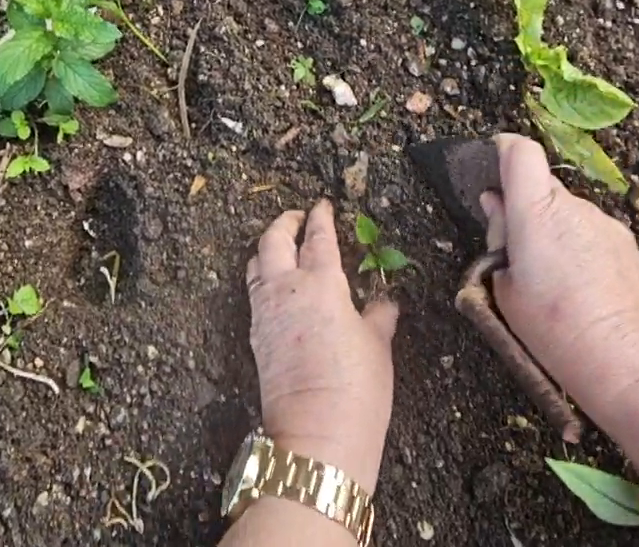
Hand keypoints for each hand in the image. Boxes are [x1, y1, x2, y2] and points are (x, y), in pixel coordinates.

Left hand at [244, 199, 397, 491]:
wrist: (316, 434)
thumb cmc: (357, 387)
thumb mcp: (378, 346)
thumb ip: (378, 315)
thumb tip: (384, 301)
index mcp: (321, 283)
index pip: (317, 238)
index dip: (320, 217)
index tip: (322, 204)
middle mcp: (286, 288)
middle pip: (273, 240)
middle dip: (284, 222)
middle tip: (298, 217)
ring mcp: (265, 310)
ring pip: (256, 263)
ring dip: (267, 248)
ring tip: (282, 246)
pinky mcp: (255, 334)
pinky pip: (254, 291)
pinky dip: (263, 276)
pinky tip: (276, 285)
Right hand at [481, 134, 638, 418]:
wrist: (638, 369)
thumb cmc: (560, 334)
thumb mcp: (506, 292)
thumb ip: (499, 239)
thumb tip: (497, 207)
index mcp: (536, 213)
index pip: (520, 152)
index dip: (502, 150)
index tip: (491, 169)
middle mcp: (573, 208)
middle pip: (540, 185)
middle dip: (522, 207)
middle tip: (513, 252)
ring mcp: (606, 224)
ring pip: (566, 212)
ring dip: (551, 231)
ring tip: (551, 282)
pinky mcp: (628, 245)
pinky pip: (590, 232)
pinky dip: (577, 247)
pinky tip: (581, 291)